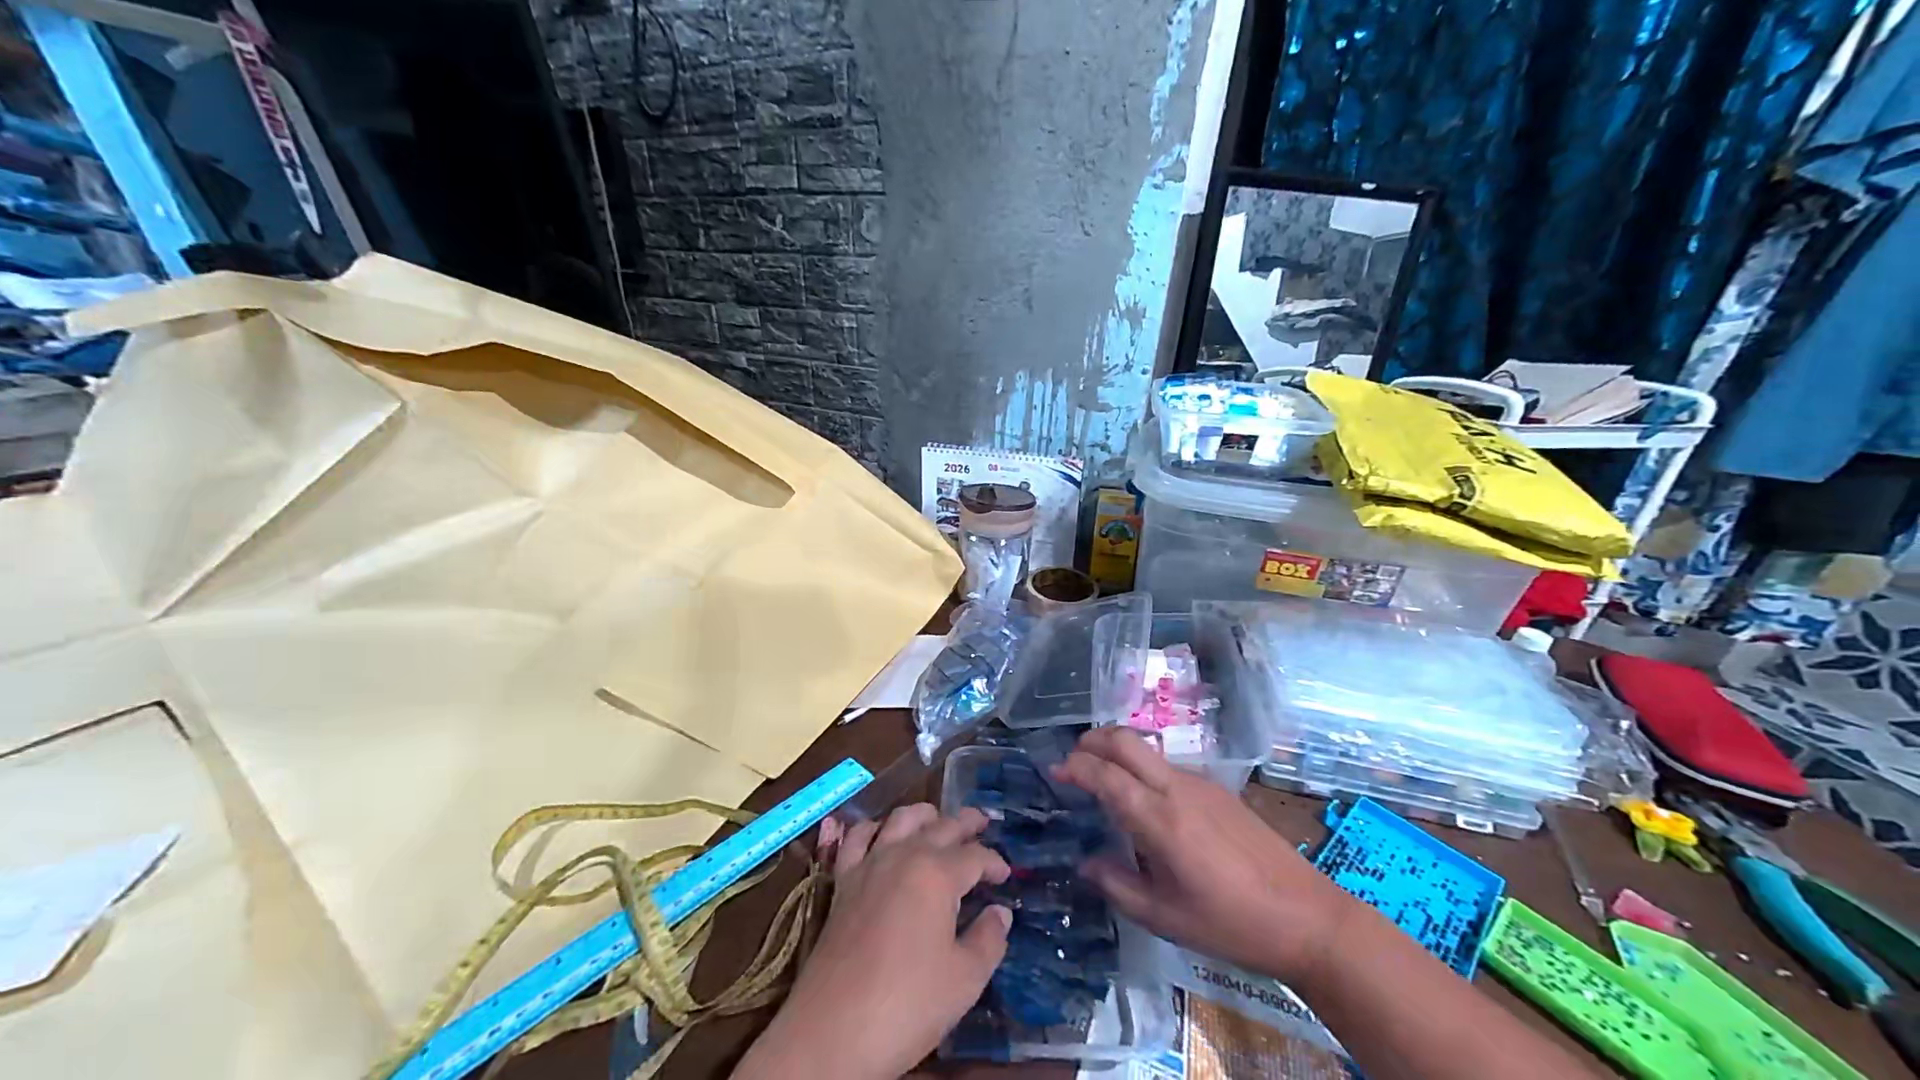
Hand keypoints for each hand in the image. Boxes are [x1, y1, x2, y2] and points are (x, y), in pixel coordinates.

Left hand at [733, 804, 1011, 1079]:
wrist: (833, 1030)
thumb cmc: (907, 1004)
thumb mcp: (965, 979)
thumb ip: (988, 939)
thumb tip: (1000, 912)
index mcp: (937, 874)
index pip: (975, 856)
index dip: (995, 863)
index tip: (1006, 875)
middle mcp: (903, 856)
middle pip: (940, 826)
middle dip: (966, 823)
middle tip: (982, 822)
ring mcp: (868, 865)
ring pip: (898, 819)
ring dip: (922, 814)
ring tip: (937, 818)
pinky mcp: (842, 882)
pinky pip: (856, 839)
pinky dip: (872, 828)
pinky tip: (879, 832)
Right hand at [1054, 727, 1354, 984]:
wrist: (1308, 918)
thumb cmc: (1230, 924)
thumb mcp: (1163, 917)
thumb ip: (1116, 885)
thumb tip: (1086, 862)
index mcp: (1159, 819)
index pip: (1105, 774)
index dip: (1075, 766)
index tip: (1055, 771)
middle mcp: (1178, 788)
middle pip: (1125, 740)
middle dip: (1092, 740)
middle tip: (1073, 760)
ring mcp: (1202, 784)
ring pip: (1148, 749)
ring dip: (1118, 752)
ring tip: (1102, 780)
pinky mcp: (1219, 790)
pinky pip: (1169, 765)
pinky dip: (1143, 768)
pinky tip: (1145, 801)